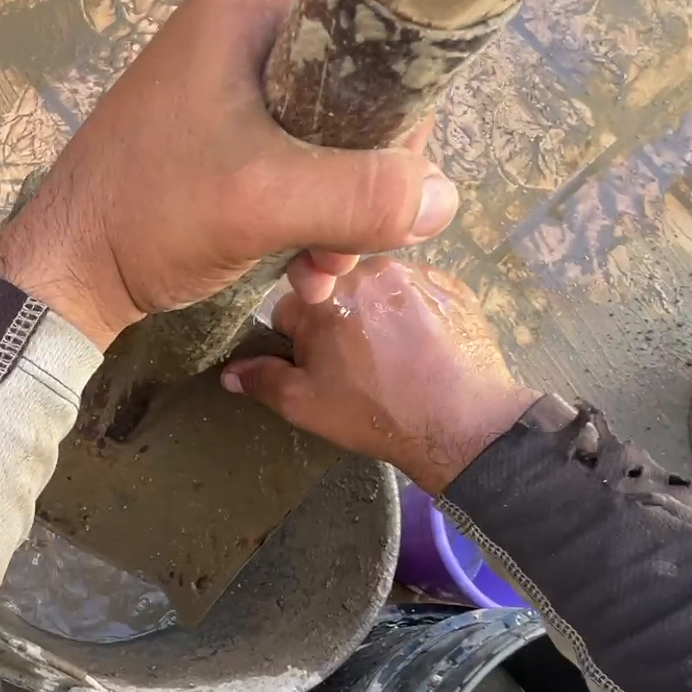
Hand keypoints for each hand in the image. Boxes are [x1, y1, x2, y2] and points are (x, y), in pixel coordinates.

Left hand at [0, 0, 458, 347]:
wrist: (71, 268)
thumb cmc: (151, 215)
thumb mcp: (262, 201)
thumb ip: (360, 196)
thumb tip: (445, 199)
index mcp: (257, 2)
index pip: (377, 46)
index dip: (396, 129)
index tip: (385, 201)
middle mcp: (247, 29)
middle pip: (356, 103)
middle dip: (360, 191)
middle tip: (342, 259)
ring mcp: (230, 85)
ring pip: (327, 144)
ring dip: (335, 219)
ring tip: (317, 278)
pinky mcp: (219, 137)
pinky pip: (291, 168)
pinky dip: (303, 221)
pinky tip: (300, 272)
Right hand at [221, 258, 540, 493]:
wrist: (461, 422)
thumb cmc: (373, 412)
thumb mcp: (304, 404)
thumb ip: (261, 381)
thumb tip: (229, 372)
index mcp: (324, 294)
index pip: (287, 308)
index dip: (295, 343)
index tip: (316, 368)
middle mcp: (368, 268)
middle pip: (331, 291)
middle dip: (333, 322)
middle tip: (353, 366)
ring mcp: (415, 272)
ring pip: (373, 288)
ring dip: (371, 313)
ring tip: (390, 356)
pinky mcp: (451, 283)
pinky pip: (412, 291)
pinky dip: (409, 313)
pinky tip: (419, 348)